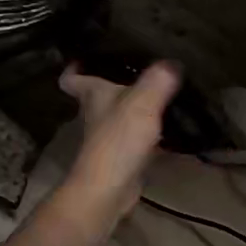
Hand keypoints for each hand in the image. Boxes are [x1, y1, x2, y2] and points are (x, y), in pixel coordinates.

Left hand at [56, 61, 181, 222]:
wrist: (108, 191)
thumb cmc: (118, 140)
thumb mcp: (142, 103)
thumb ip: (158, 80)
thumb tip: (173, 62)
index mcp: (92, 92)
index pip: (73, 76)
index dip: (77, 65)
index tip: (90, 54)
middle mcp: (96, 111)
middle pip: (100, 91)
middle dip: (115, 80)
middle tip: (141, 65)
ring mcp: (108, 134)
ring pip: (120, 112)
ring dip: (136, 104)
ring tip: (163, 90)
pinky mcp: (122, 155)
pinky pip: (137, 135)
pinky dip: (150, 130)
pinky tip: (172, 125)